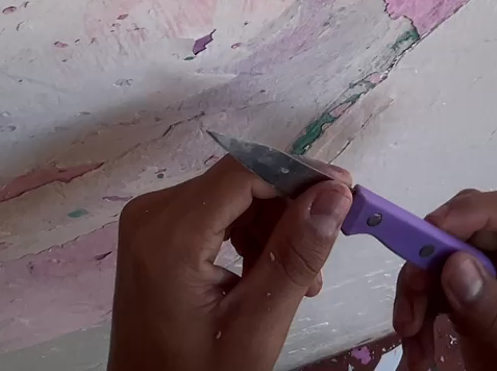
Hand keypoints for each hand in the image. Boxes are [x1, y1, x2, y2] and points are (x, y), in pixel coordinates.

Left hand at [108, 155, 353, 370]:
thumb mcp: (256, 325)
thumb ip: (295, 256)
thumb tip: (335, 194)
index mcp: (169, 234)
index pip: (243, 172)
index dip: (297, 172)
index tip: (345, 188)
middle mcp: (153, 210)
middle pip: (238, 183)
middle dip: (287, 209)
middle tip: (325, 249)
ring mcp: (151, 218)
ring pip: (231, 196)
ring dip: (272, 225)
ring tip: (302, 277)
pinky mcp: (157, 229)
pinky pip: (215, 211)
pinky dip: (248, 233)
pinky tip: (270, 271)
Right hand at [392, 188, 496, 370]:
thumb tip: (453, 263)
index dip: (476, 210)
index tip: (434, 228)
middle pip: (470, 229)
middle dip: (433, 254)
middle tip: (411, 289)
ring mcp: (495, 282)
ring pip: (444, 256)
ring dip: (417, 289)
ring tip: (408, 332)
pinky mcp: (472, 305)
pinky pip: (434, 290)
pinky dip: (417, 314)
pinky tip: (416, 349)